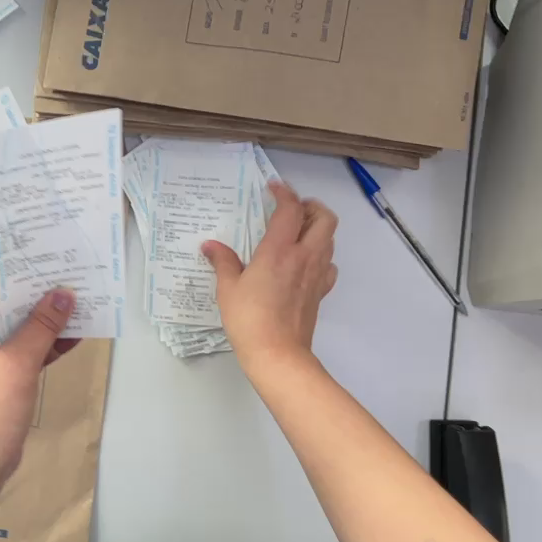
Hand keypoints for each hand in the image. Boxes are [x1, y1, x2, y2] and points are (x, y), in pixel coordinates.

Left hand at [0, 290, 80, 481]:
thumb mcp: (18, 363)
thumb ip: (41, 327)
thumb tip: (64, 294)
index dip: (25, 277)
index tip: (52, 259)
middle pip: (15, 310)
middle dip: (43, 297)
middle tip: (74, 274)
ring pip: (27, 330)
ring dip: (52, 321)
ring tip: (84, 299)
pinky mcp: (11, 375)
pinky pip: (33, 351)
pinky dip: (52, 344)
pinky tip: (78, 332)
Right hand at [204, 180, 338, 373]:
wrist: (277, 353)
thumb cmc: (248, 319)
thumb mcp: (227, 289)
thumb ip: (223, 262)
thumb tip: (210, 246)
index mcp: (279, 250)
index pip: (289, 210)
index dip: (284, 193)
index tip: (273, 188)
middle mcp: (304, 257)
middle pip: (325, 218)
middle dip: (312, 207)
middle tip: (293, 210)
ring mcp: (316, 274)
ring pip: (330, 239)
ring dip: (318, 229)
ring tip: (297, 233)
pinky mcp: (320, 292)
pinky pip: (329, 265)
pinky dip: (321, 256)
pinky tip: (304, 264)